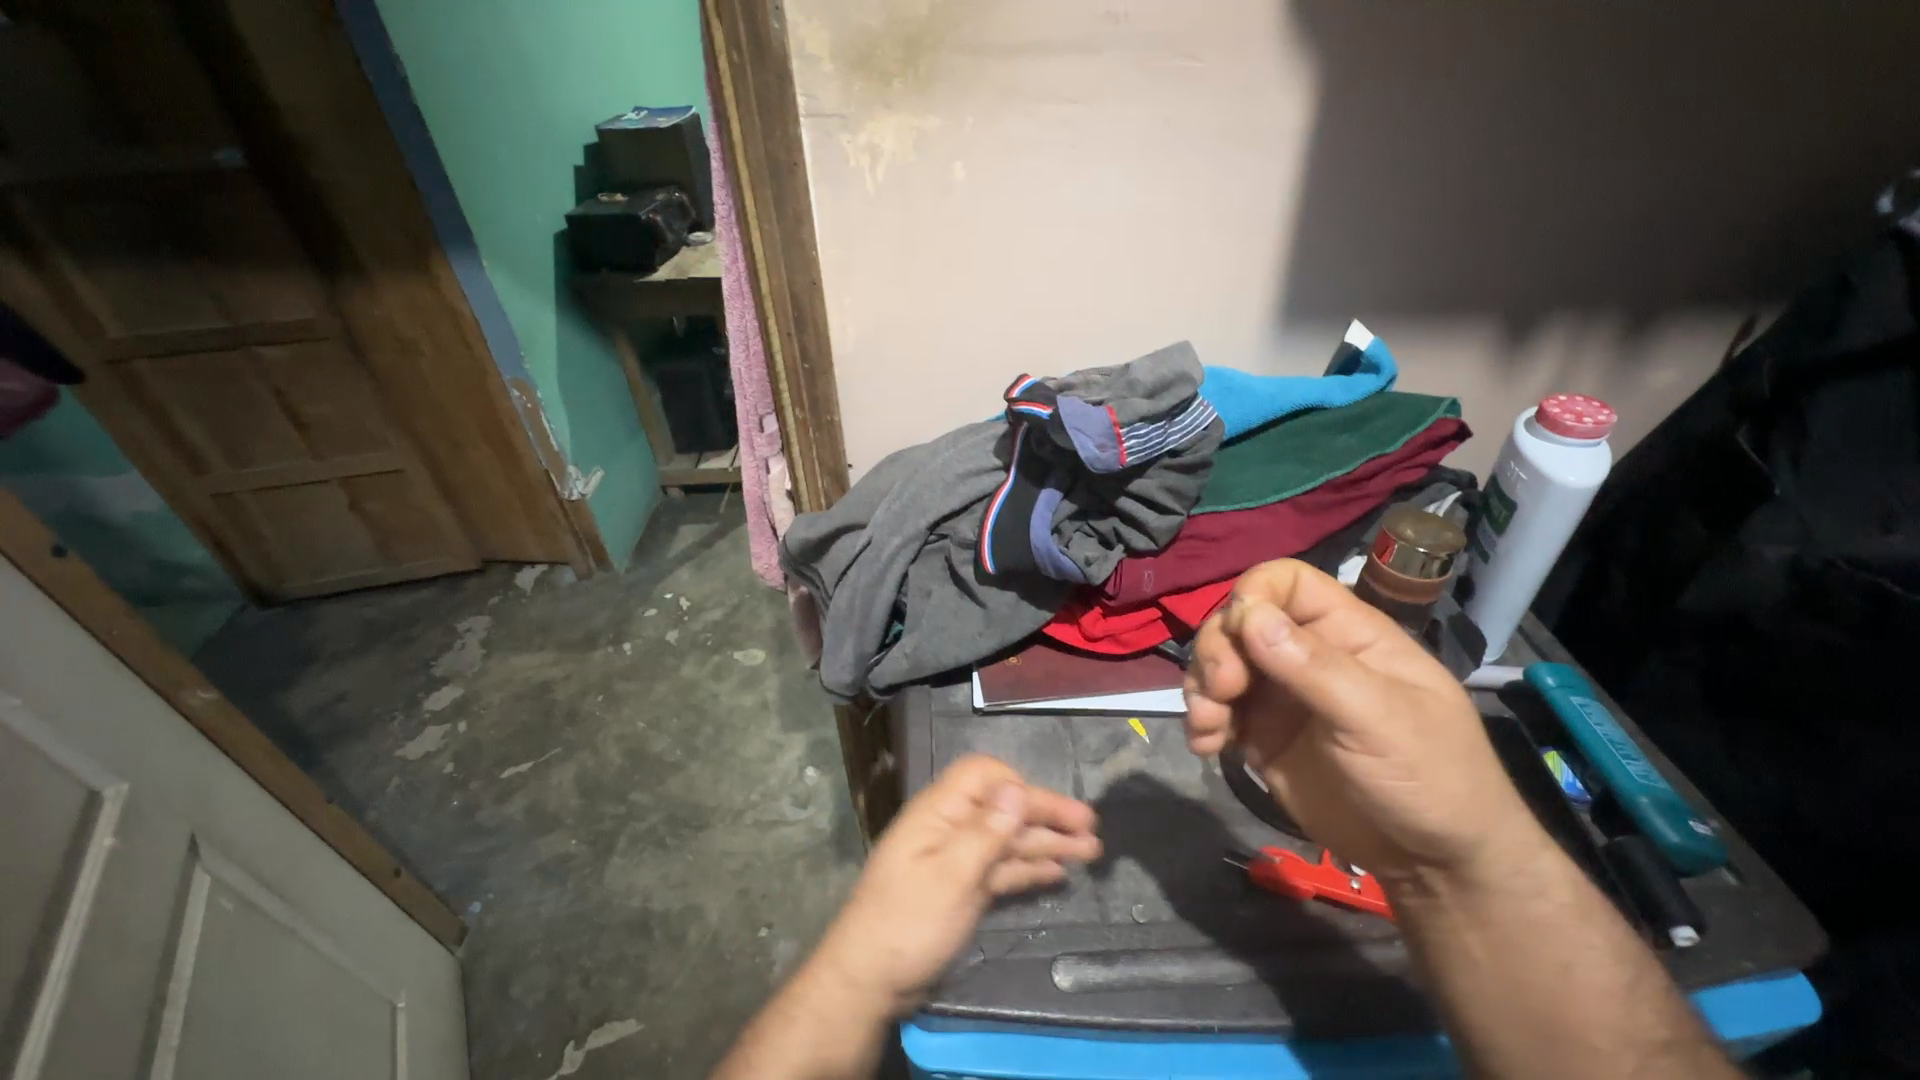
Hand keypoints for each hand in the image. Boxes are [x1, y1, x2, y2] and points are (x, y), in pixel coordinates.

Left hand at [808, 755, 1099, 1016]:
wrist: (869, 982)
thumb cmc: (908, 924)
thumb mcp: (951, 877)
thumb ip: (987, 832)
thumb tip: (1017, 788)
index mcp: (939, 813)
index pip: (983, 776)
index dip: (1019, 786)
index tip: (1053, 809)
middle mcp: (949, 829)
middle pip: (1003, 809)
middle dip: (1046, 815)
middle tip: (1092, 829)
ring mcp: (955, 860)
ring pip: (1007, 841)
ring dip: (1047, 843)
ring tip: (1091, 852)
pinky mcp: (961, 890)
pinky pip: (1001, 870)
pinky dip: (1029, 869)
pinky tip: (1058, 873)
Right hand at [1183, 559, 1542, 886]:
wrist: (1433, 861)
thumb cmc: (1429, 776)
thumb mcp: (1379, 719)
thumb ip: (1313, 667)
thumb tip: (1247, 614)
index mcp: (1347, 634)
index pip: (1286, 583)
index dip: (1253, 595)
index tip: (1238, 633)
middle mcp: (1307, 656)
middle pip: (1239, 622)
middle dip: (1217, 650)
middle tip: (1220, 691)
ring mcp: (1281, 697)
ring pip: (1220, 665)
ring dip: (1201, 687)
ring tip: (1208, 728)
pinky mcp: (1262, 737)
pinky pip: (1217, 712)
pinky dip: (1201, 722)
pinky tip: (1206, 746)